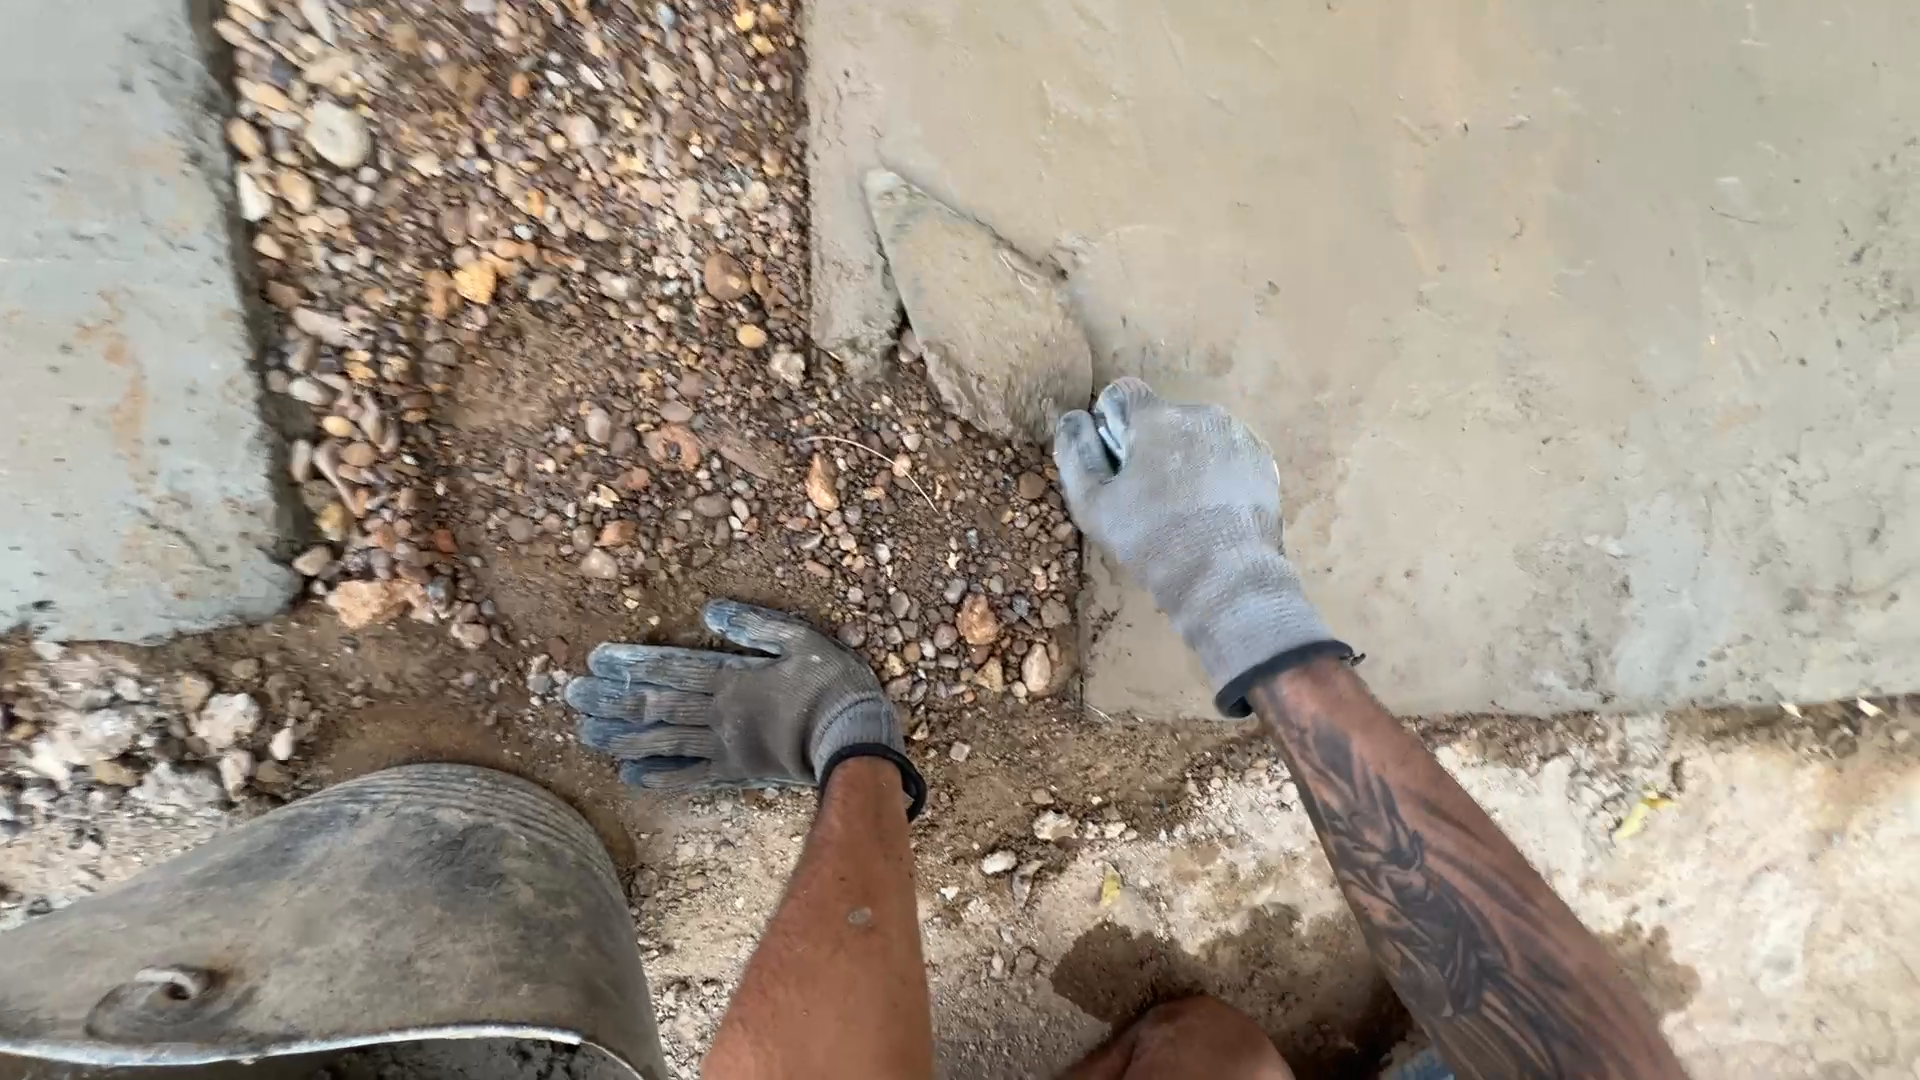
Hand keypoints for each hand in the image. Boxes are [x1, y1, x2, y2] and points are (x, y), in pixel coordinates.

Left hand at [565, 599, 923, 813]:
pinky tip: (631, 775)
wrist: (854, 736)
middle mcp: (719, 713)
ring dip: (622, 737)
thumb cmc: (831, 682)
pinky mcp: (738, 772)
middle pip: (656, 706)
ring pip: (663, 741)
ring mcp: (725, 747)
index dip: (633, 665)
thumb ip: (755, 624)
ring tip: (586, 734)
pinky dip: (660, 776)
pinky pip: (691, 776)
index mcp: (733, 677)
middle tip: (572, 696)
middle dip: (611, 700)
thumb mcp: (801, 639)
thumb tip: (711, 610)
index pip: (672, 669)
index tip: (598, 660)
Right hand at [1053, 377, 1349, 715]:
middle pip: (1162, 418)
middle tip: (1146, 496)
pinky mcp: (1264, 463)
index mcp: (1157, 417)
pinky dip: (1215, 475)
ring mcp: (1239, 437)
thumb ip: (1075, 451)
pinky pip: (1227, 457)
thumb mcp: (1091, 503)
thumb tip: (1074, 418)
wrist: (1225, 577)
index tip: (1113, 462)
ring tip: (1183, 509)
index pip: (1121, 393)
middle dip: (1149, 446)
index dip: (1109, 424)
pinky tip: (1211, 513)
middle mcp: (1201, 414)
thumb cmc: (1149, 539)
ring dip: (1184, 459)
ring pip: (1197, 437)